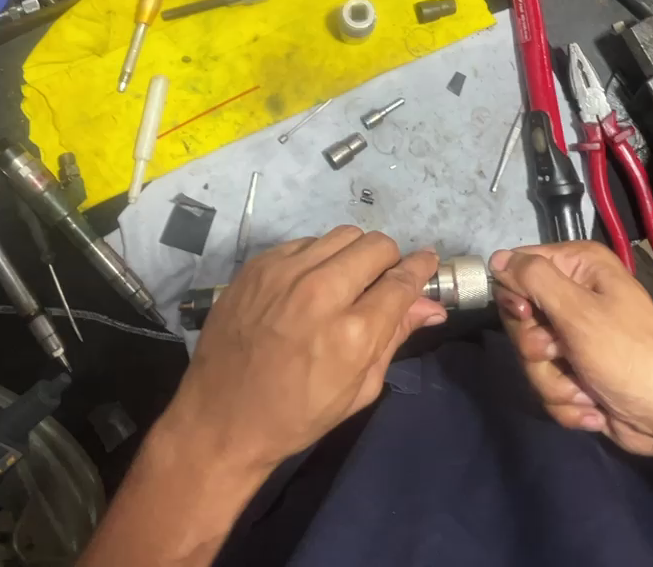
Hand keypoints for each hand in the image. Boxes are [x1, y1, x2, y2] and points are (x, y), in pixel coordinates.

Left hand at [160, 227, 443, 474]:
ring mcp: (285, 272)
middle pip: (377, 245)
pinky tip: (308, 285)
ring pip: (343, 235)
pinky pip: (306, 242)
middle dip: (388, 261)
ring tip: (344, 282)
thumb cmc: (296, 415)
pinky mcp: (260, 264)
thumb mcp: (358, 389)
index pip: (402, 280)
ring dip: (354, 254)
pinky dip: (317, 258)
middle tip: (380, 283)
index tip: (428, 262)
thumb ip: (396, 337)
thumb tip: (431, 305)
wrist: (220, 418)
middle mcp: (321, 291)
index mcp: (351, 333)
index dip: (421, 269)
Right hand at [491, 241, 652, 458]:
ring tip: (584, 388)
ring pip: (529, 355)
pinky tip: (592, 405)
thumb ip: (534, 279)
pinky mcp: (575, 370)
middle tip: (559, 353)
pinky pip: (546, 381)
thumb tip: (496, 259)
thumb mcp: (579, 312)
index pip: (519, 265)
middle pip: (520, 315)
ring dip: (553, 380)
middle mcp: (576, 293)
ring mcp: (574, 334)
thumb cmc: (628, 357)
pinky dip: (566, 400)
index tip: (526, 316)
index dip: (516, 294)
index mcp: (581, 267)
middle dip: (536, 348)